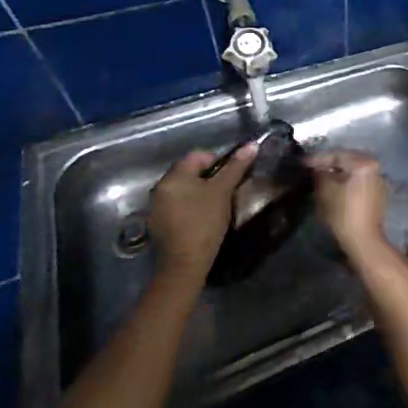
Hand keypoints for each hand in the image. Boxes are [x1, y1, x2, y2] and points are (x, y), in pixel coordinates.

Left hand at [147, 144, 255, 277]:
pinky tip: (200, 220)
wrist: (186, 262)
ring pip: (183, 190)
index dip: (219, 162)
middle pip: (190, 173)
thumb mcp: (223, 192)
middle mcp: (160, 187)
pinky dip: (189, 208)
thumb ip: (236, 167)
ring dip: (199, 193)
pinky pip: (176, 206)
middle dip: (209, 178)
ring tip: (215, 207)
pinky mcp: (158, 224)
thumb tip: (252, 145)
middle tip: (225, 193)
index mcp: (174, 176)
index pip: (199, 156)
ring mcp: (156, 207)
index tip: (230, 179)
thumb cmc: (205, 221)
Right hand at [308, 151, 388, 250]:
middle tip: (312, 168)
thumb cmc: (343, 212)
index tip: (303, 163)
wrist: (363, 239)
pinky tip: (335, 187)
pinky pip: (359, 181)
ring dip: (338, 173)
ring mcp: (379, 181)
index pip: (337, 155)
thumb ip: (320, 173)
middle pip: (347, 161)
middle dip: (329, 164)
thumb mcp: (325, 190)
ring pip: (354, 172)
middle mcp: (375, 168)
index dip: (317, 159)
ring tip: (321, 177)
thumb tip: (316, 167)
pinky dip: (347, 182)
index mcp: (364, 163)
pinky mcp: (379, 193)